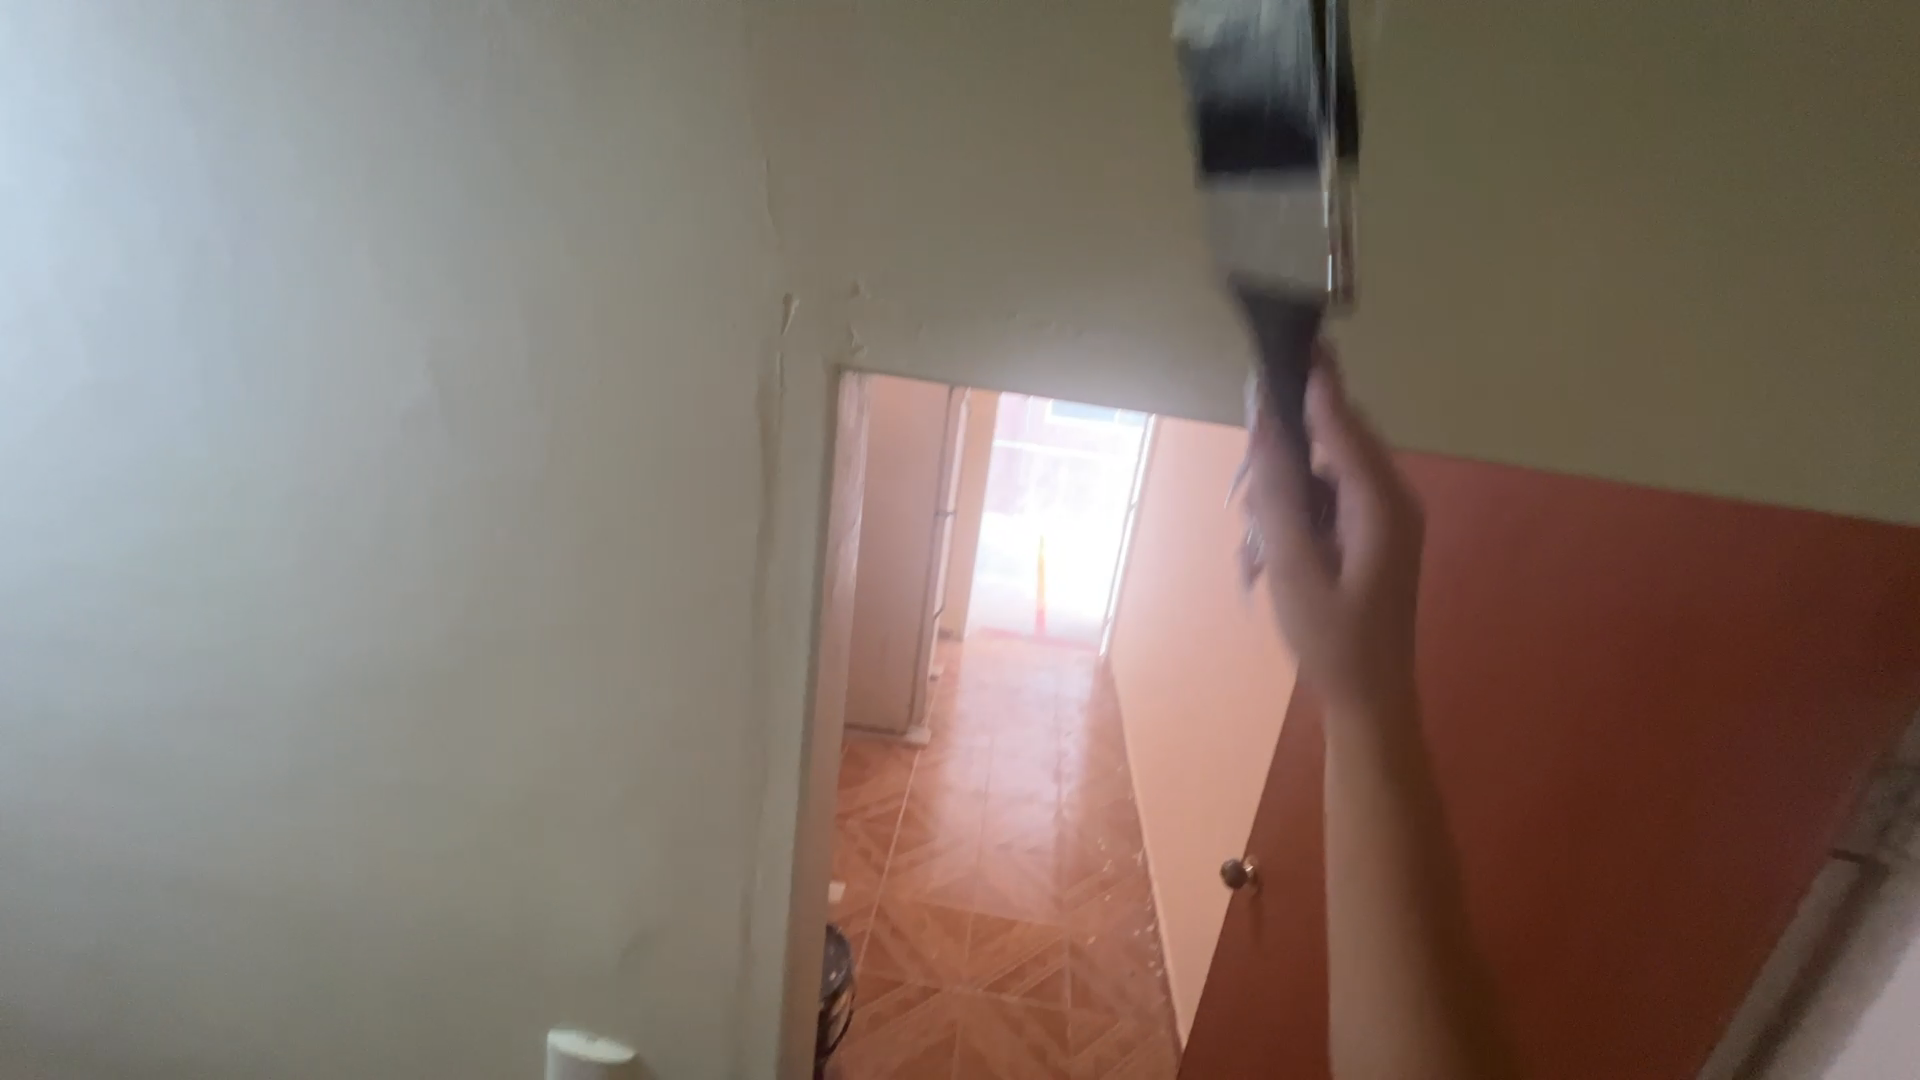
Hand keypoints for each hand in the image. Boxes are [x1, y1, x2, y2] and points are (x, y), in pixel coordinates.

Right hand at [1243, 346, 1424, 717]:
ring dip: (1277, 510)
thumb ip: (1279, 493)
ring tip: (1255, 561)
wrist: (1369, 699)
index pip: (1344, 425)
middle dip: (1278, 470)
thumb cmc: (1332, 639)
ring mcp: (1379, 520)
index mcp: (1382, 503)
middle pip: (1327, 449)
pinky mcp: (1366, 537)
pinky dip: (1288, 529)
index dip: (1315, 384)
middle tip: (1244, 505)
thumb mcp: (1293, 566)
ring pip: (1316, 481)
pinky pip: (1319, 509)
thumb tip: (1265, 427)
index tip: (1295, 341)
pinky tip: (1266, 567)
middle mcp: (1388, 500)